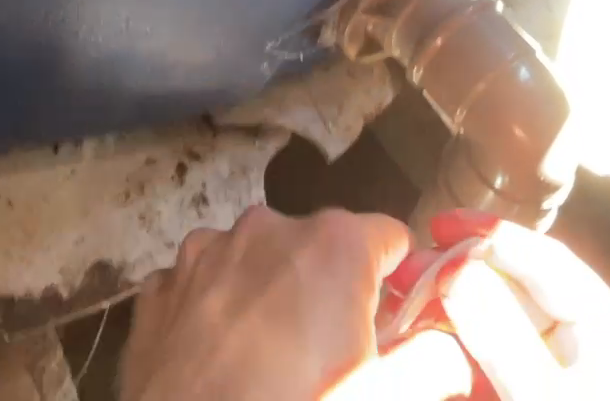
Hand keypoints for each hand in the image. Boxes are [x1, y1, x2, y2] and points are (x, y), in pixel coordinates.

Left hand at [120, 206, 425, 400]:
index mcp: (332, 243)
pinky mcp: (159, 286)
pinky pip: (203, 285)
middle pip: (321, 250)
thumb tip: (451, 350)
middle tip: (327, 358)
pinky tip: (213, 361)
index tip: (393, 328)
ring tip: (262, 364)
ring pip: (258, 262)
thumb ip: (433, 362)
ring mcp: (206, 250)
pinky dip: (214, 311)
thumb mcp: (385, 397)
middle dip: (329, 292)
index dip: (399, 282)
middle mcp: (268, 225)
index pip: (390, 238)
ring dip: (268, 296)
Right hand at [379, 210, 609, 399]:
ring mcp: (562, 376)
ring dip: (448, 313)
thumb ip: (502, 335)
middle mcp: (589, 346)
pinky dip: (456, 349)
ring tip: (401, 307)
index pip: (548, 261)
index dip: (492, 236)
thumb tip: (453, 267)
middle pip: (515, 289)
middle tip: (403, 274)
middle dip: (456, 276)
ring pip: (496, 323)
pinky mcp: (536, 395)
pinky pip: (490, 359)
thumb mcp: (544, 400)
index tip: (439, 226)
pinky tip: (420, 344)